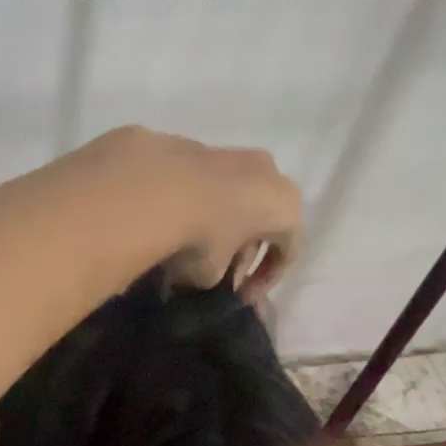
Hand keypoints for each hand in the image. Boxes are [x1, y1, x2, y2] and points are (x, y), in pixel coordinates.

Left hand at [73, 127, 301, 300]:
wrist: (156, 186)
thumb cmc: (203, 236)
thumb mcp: (213, 274)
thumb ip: (219, 277)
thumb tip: (206, 274)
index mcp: (284, 204)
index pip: (288, 250)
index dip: (266, 280)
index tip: (243, 298)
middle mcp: (268, 171)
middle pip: (261, 220)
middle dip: (242, 252)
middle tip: (220, 277)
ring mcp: (234, 153)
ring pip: (234, 199)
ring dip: (220, 227)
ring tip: (194, 255)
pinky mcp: (198, 147)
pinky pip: (206, 187)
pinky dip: (197, 208)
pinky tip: (174, 229)